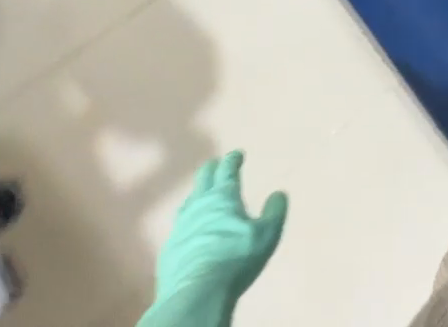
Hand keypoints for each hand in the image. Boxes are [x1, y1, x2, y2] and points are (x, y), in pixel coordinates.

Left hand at [155, 152, 286, 305]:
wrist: (196, 293)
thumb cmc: (236, 258)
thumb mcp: (267, 234)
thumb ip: (274, 211)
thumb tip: (278, 193)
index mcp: (224, 197)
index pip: (227, 170)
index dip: (232, 160)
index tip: (236, 154)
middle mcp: (199, 206)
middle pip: (203, 180)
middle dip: (212, 169)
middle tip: (216, 164)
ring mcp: (180, 227)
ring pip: (188, 201)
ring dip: (197, 194)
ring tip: (201, 194)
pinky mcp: (169, 249)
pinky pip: (179, 226)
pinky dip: (187, 220)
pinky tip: (189, 228)